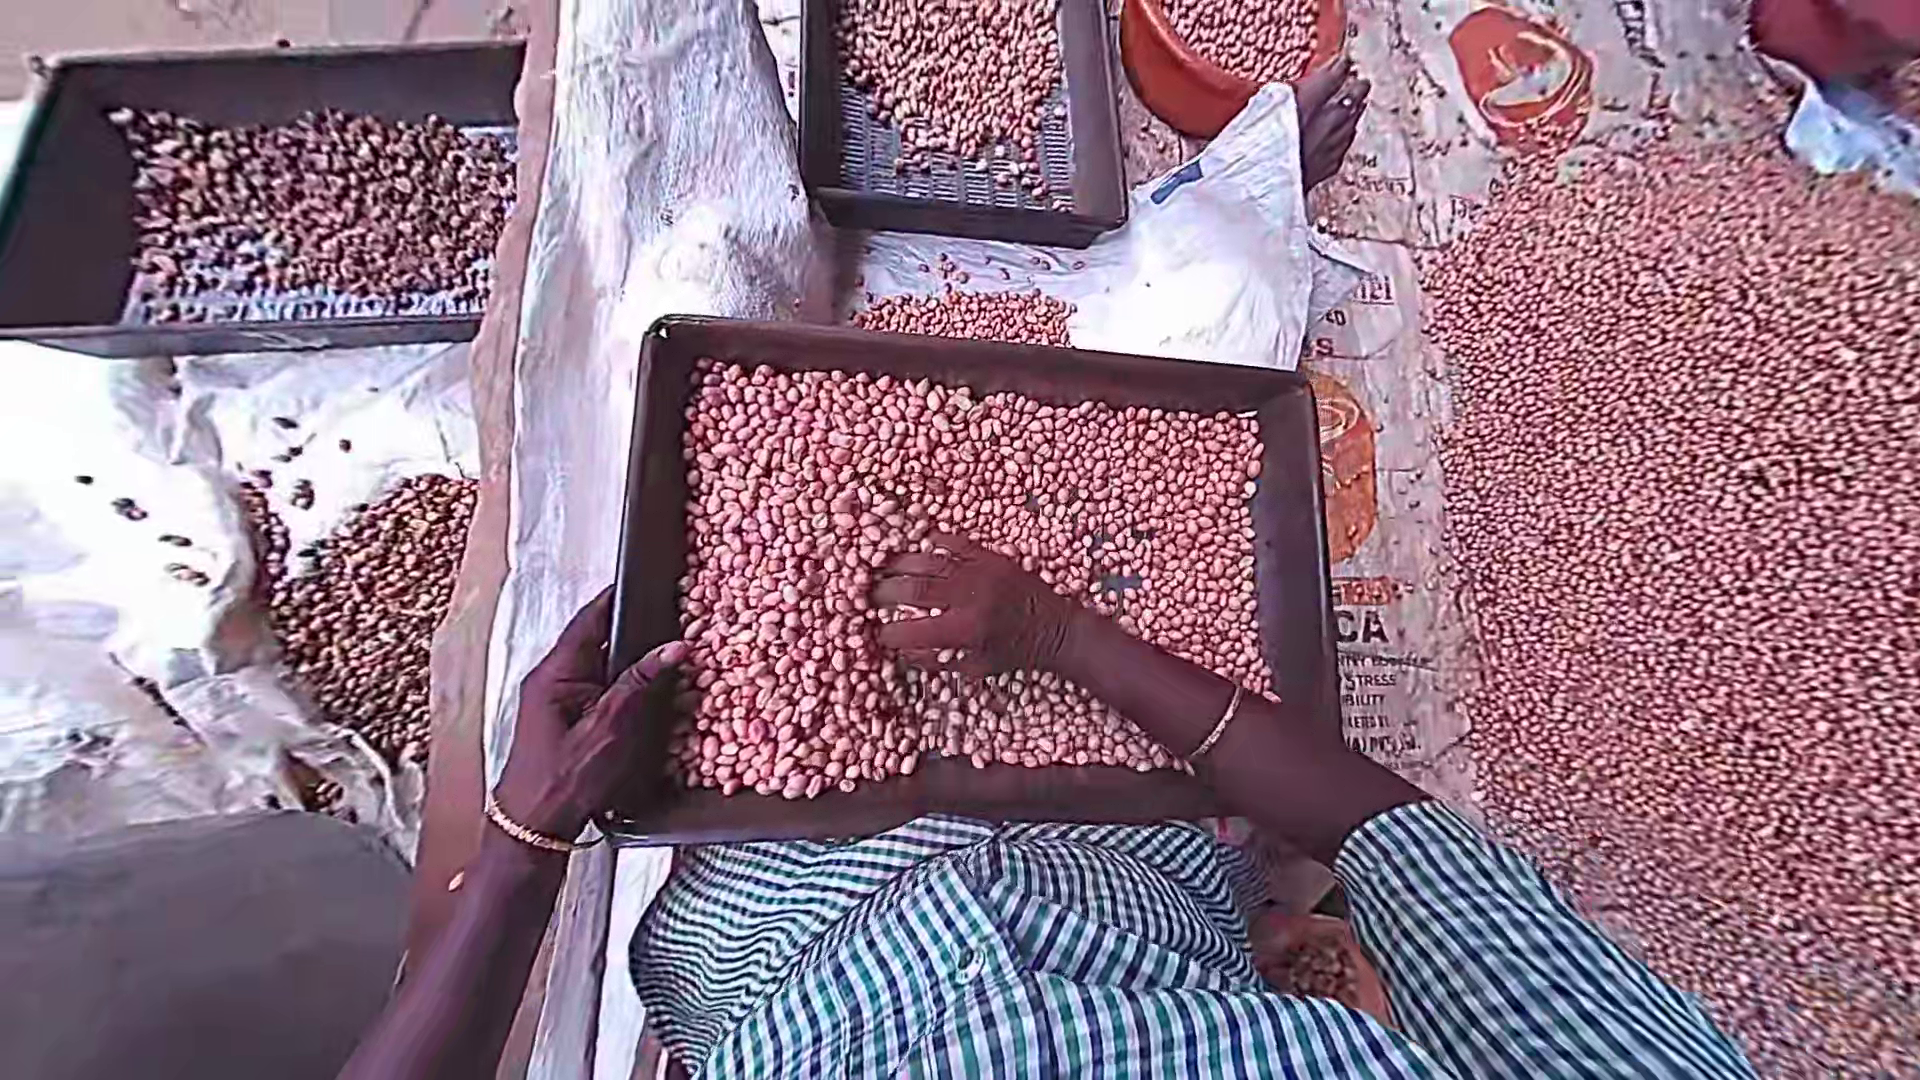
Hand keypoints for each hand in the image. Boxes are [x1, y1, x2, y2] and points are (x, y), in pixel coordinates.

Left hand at [493, 588, 686, 840]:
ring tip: (670, 639)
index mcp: (555, 674)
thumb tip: (677, 646)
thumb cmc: (566, 779)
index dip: (617, 596)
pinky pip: (601, 680)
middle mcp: (554, 677)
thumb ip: (641, 682)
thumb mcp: (610, 728)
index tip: (646, 578)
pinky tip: (651, 678)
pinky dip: (625, 674)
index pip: (590, 619)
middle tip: (673, 610)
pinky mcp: (569, 711)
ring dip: (632, 652)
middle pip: (598, 636)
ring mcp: (560, 695)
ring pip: (602, 659)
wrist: (534, 827)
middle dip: (634, 624)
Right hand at [870, 532, 1079, 674]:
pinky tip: (917, 544)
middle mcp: (967, 597)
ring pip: (928, 562)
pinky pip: (955, 543)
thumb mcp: (978, 667)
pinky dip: (933, 542)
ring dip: (899, 564)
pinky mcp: (990, 557)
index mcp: (964, 631)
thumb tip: (903, 653)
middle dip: (884, 593)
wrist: (1058, 628)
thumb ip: (938, 660)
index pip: (912, 631)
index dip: (888, 632)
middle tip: (867, 595)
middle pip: (913, 590)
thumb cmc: (1017, 653)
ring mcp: (979, 572)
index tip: (875, 633)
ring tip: (880, 567)